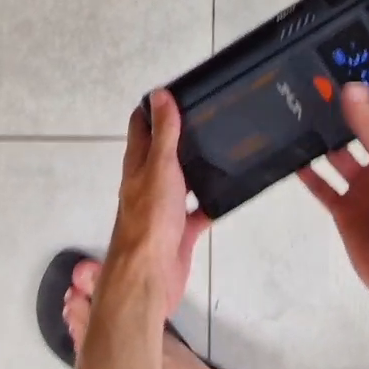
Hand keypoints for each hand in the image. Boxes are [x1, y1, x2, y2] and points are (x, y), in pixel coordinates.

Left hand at [107, 89, 210, 318]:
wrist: (149, 278)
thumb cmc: (150, 219)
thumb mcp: (159, 167)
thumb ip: (163, 133)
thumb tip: (159, 93)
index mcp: (138, 163)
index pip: (143, 124)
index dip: (157, 106)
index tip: (181, 90)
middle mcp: (148, 181)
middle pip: (164, 150)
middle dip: (183, 134)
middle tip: (211, 116)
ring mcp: (164, 206)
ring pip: (182, 179)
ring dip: (198, 166)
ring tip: (226, 147)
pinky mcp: (179, 230)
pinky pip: (198, 211)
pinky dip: (212, 202)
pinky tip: (230, 194)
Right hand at [298, 85, 368, 314]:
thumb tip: (350, 89)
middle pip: (368, 129)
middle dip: (349, 108)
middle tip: (320, 78)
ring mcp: (366, 187)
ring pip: (341, 154)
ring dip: (324, 136)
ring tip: (299, 107)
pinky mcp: (346, 209)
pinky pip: (323, 185)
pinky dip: (308, 172)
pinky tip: (289, 154)